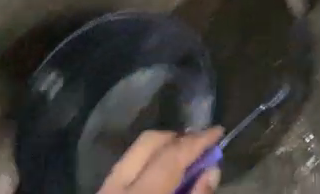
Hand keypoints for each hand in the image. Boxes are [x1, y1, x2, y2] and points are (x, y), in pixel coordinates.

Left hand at [98, 130, 223, 193]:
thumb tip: (211, 169)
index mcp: (139, 193)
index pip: (172, 155)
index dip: (198, 141)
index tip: (219, 131)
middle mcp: (115, 184)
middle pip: (148, 141)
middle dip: (177, 137)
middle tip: (200, 145)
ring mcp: (103, 188)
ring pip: (134, 151)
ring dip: (161, 148)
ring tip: (182, 159)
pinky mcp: (100, 192)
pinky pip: (125, 168)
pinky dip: (146, 164)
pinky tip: (160, 175)